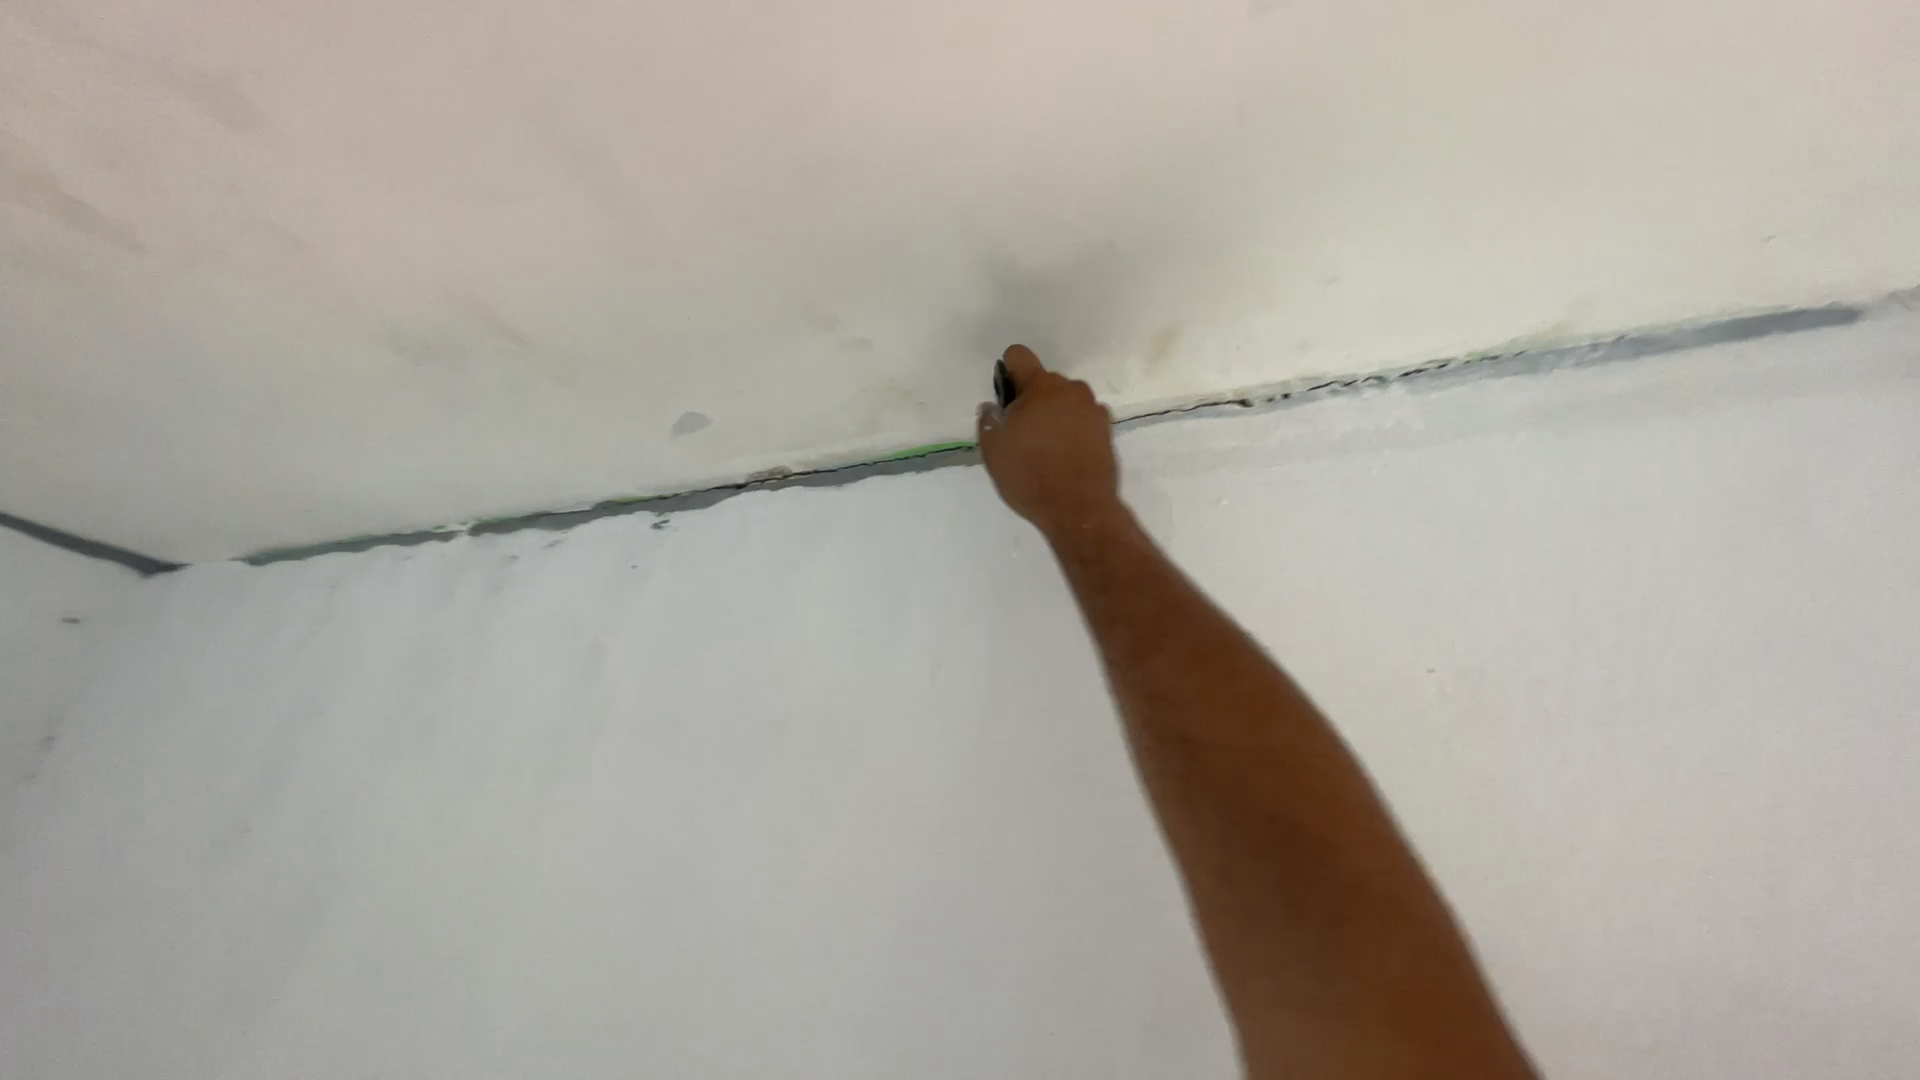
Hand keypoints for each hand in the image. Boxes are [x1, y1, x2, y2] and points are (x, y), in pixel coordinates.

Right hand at [977, 345, 1121, 537]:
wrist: (1079, 510)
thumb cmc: (1030, 476)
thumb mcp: (994, 451)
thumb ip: (989, 421)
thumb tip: (993, 408)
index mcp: (1041, 387)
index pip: (1018, 356)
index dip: (1007, 373)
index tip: (1006, 401)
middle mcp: (1071, 390)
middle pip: (1044, 383)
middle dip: (1031, 401)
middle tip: (1023, 436)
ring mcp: (1093, 409)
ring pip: (1065, 402)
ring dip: (1054, 416)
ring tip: (1047, 451)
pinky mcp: (1108, 431)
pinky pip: (1083, 420)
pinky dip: (1074, 431)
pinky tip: (1067, 458)